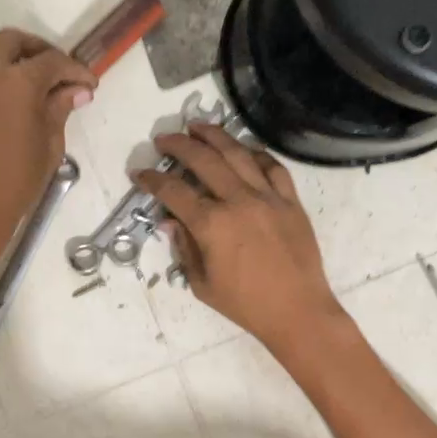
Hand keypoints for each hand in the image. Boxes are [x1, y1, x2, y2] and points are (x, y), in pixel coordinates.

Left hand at [0, 29, 94, 252]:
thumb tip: (77, 90)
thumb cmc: (18, 181)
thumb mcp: (49, 145)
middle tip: (57, 72)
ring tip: (30, 86)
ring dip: (11, 62)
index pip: (52, 61)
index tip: (89, 83)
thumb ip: (60, 109)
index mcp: (16, 82)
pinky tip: (3, 107)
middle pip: (13, 41)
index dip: (75, 70)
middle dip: (39, 51)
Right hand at [137, 124, 343, 349]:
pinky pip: (273, 166)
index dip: (151, 180)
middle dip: (178, 145)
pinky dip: (256, 153)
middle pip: (203, 159)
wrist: (297, 311)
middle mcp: (238, 201)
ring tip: (197, 127)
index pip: (173, 191)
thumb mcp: (202, 284)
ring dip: (214, 136)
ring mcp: (268, 197)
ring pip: (238, 153)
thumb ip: (184, 248)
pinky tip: (244, 149)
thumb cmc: (246, 305)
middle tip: (164, 140)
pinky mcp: (291, 201)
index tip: (139, 173)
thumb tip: (170, 221)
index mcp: (211, 225)